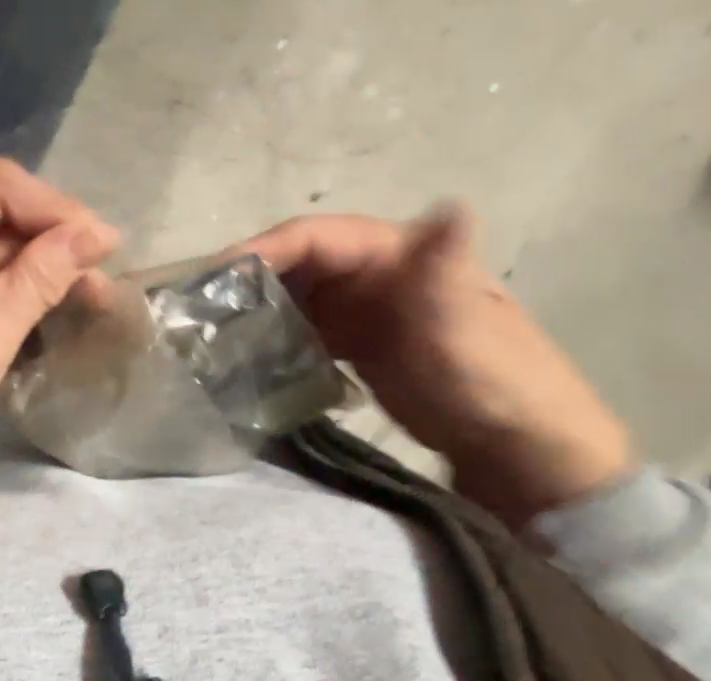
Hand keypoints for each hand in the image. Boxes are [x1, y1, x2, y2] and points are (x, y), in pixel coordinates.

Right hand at [238, 207, 636, 524]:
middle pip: (300, 263)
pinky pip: (305, 330)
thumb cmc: (492, 382)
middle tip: (194, 309)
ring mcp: (368, 310)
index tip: (212, 277)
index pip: (319, 237)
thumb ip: (442, 274)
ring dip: (255, 309)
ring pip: (297, 296)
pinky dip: (274, 338)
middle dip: (247, 280)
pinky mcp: (359, 345)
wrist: (515, 443)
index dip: (265, 249)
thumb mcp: (463, 329)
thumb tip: (448, 207)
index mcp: (403, 256)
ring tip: (207, 334)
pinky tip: (245, 359)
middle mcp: (380, 272)